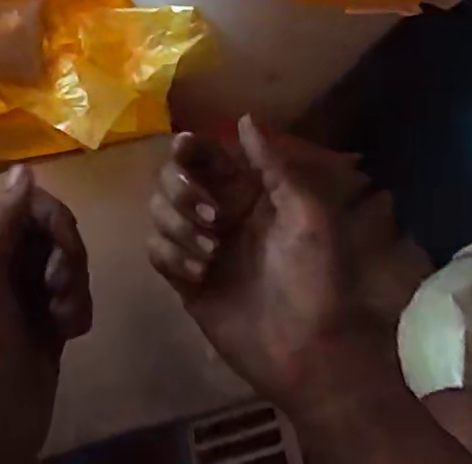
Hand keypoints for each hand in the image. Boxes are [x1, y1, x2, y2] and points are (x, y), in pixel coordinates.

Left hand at [0, 165, 91, 463]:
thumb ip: (1, 221)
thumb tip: (24, 167)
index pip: (34, 202)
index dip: (55, 217)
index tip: (62, 244)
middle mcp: (11, 257)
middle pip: (60, 230)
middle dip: (68, 257)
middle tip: (56, 288)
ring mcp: (32, 287)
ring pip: (74, 262)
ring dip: (75, 289)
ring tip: (58, 318)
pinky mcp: (52, 317)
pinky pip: (80, 295)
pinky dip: (79, 312)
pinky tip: (66, 334)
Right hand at [146, 117, 404, 410]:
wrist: (310, 354)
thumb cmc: (317, 279)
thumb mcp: (308, 215)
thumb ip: (274, 166)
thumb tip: (244, 118)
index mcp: (243, 191)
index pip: (203, 154)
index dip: (189, 146)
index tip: (185, 148)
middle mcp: (214, 210)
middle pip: (170, 177)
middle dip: (181, 190)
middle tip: (211, 217)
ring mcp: (196, 243)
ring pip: (157, 210)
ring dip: (178, 226)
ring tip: (210, 255)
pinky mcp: (182, 276)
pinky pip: (155, 249)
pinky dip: (171, 255)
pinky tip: (199, 273)